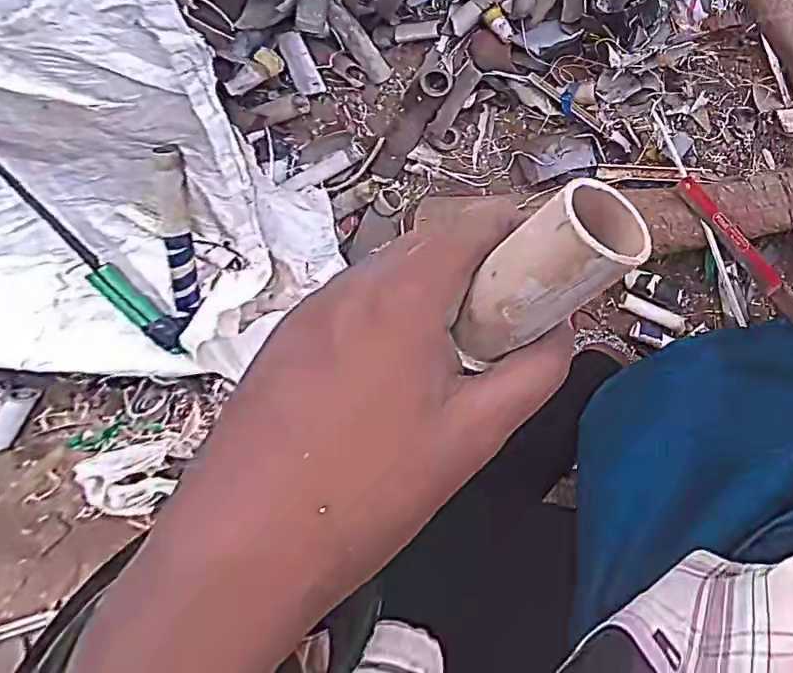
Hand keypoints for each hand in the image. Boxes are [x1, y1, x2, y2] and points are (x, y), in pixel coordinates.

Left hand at [75, 209, 570, 672]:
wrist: (231, 566)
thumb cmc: (361, 496)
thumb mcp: (477, 434)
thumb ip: (537, 371)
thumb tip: (561, 335)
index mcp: (401, 300)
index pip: (472, 225)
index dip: (517, 227)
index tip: (541, 254)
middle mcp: (349, 292)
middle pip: (434, 241)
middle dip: (482, 260)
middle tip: (511, 305)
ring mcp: (308, 315)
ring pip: (393, 269)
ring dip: (438, 284)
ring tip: (460, 340)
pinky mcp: (284, 343)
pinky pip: (357, 301)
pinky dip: (395, 309)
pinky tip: (401, 367)